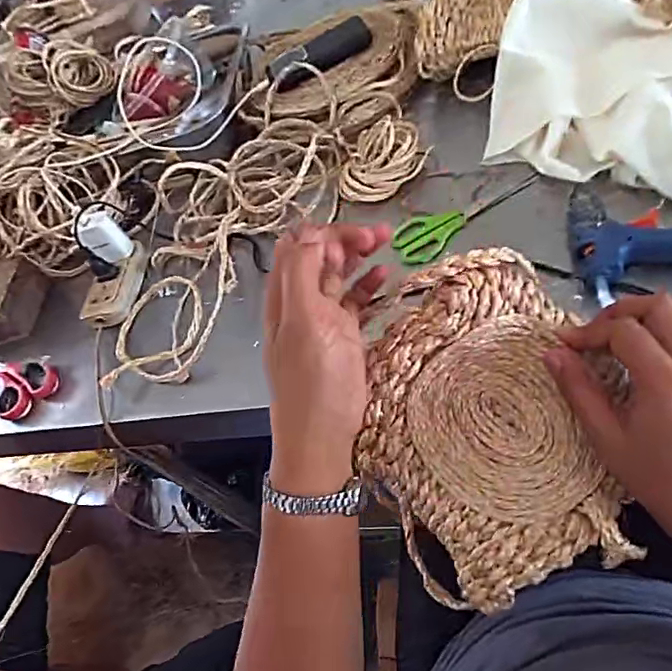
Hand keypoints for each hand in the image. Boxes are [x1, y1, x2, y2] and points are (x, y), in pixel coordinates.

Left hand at [262, 224, 389, 495]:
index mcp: (285, 297)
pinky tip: (384, 280)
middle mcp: (301, 305)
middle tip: (380, 236)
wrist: (322, 438)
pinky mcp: (342, 341)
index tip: (360, 238)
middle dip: (347, 238)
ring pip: (338, 277)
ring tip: (387, 246)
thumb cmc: (314, 384)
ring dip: (360, 258)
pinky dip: (367, 288)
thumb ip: (304, 273)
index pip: (299, 245)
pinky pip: (353, 304)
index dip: (328, 232)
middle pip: (319, 256)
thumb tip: (311, 232)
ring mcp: (322, 323)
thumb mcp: (305, 322)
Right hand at [543, 293, 671, 539]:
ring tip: (618, 335)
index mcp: (665, 383)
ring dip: (645, 313)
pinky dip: (664, 325)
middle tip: (594, 335)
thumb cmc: (654, 477)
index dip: (589, 332)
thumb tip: (553, 354)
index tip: (566, 345)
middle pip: (659, 305)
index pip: (625, 331)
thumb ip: (579, 390)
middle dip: (618, 312)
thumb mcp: (606, 438)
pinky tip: (642, 350)